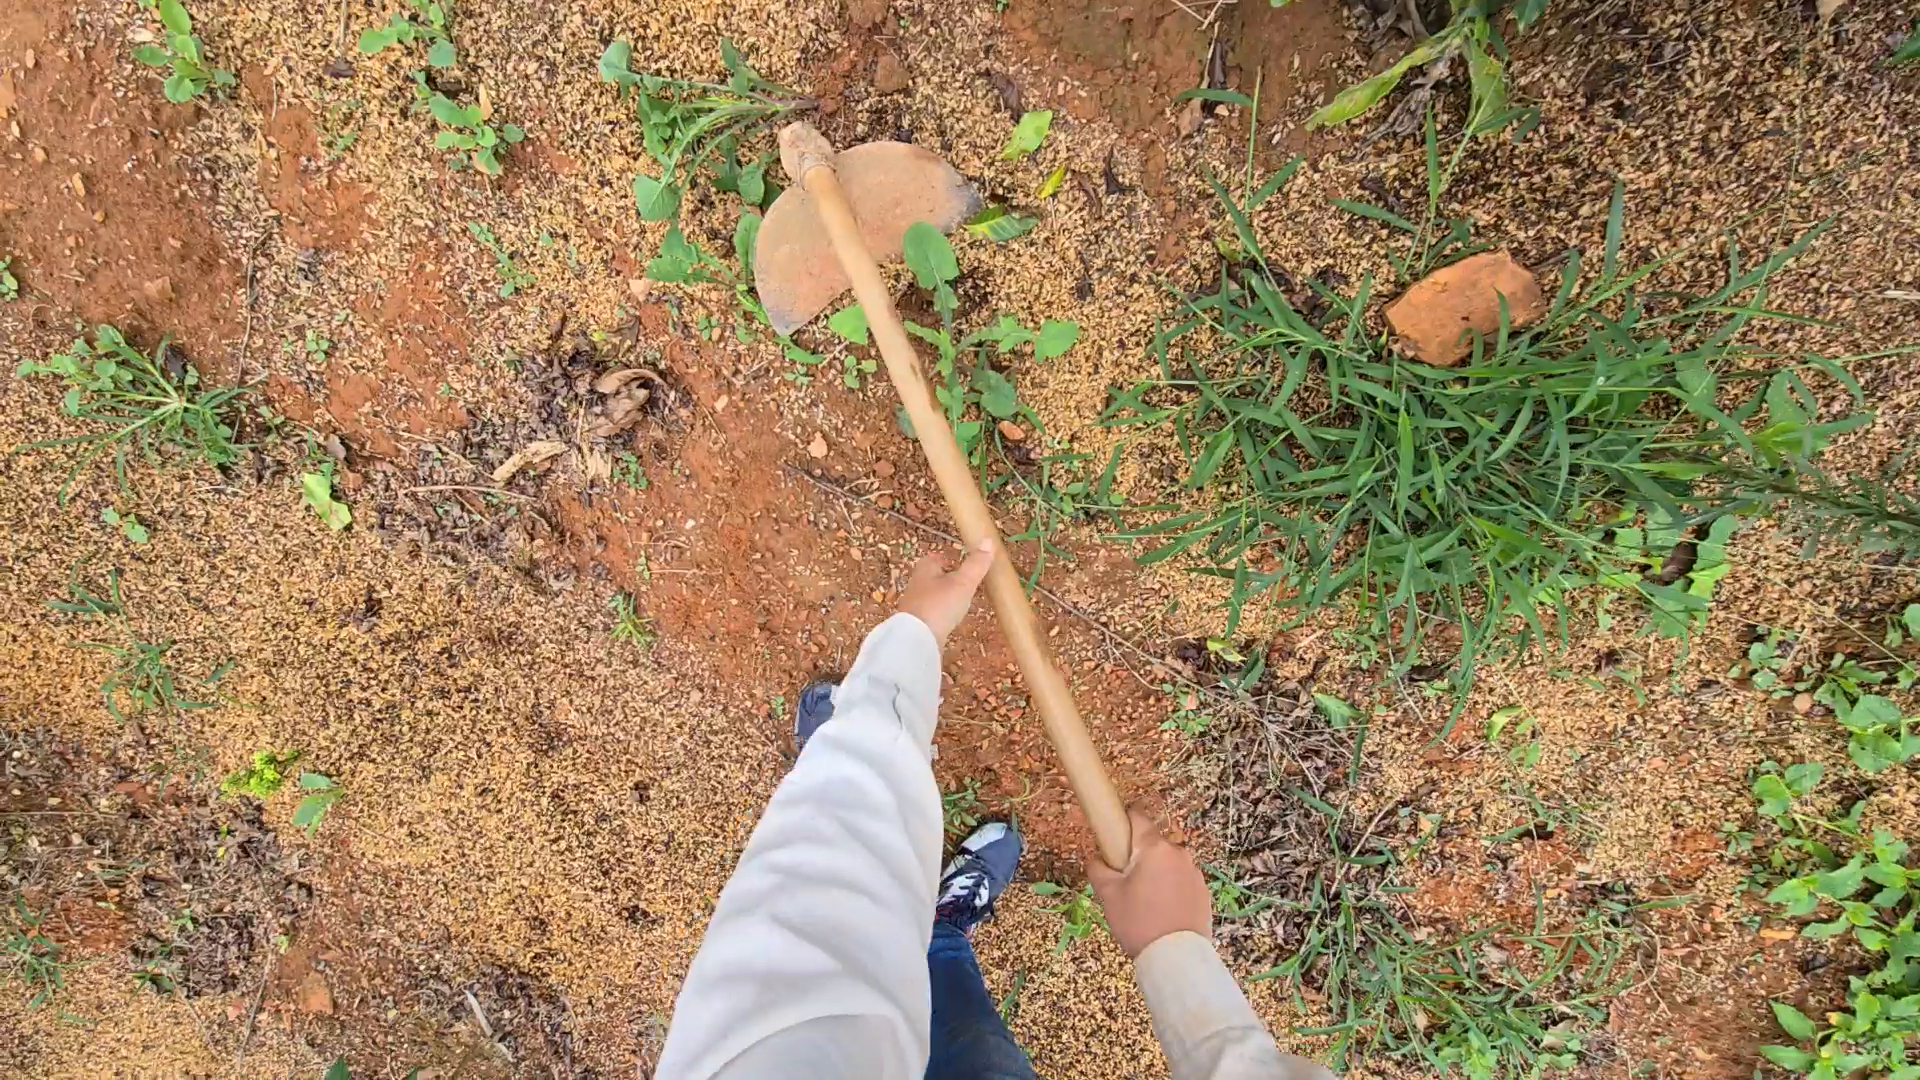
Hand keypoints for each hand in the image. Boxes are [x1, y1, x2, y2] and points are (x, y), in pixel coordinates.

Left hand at [897, 538, 994, 647]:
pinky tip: (950, 621)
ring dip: (943, 597)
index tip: (957, 561)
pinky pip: (930, 615)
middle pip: (931, 577)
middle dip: (945, 578)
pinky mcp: (917, 625)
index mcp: (925, 570)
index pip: (934, 559)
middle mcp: (916, 586)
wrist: (917, 640)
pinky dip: (940, 614)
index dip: (945, 559)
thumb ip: (976, 564)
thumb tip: (988, 540)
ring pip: (931, 596)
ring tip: (960, 602)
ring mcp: (914, 606)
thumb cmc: (940, 605)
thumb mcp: (963, 583)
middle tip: (962, 581)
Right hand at [1086, 810, 1210, 957]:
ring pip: (1167, 862)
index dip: (1122, 822)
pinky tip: (1163, 911)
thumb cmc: (1139, 922)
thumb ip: (1097, 869)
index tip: (1112, 839)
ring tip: (1146, 901)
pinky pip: (1181, 880)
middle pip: (1152, 843)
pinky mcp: (1204, 891)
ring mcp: (1194, 872)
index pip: (1136, 817)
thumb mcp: (1108, 895)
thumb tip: (1096, 859)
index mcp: (1154, 847)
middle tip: (1125, 881)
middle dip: (1138, 855)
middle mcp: (1178, 852)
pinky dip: (1171, 888)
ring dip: (1156, 872)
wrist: (1176, 961)